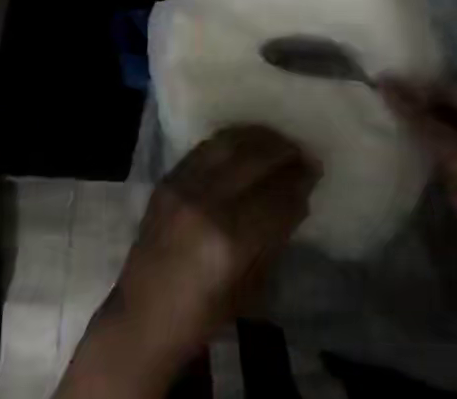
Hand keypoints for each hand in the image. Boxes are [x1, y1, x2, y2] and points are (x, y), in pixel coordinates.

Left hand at [56, 126, 315, 398]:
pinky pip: (205, 148)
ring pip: (229, 144)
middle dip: (285, 152)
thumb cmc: (201, 315)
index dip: (300, 181)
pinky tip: (247, 142)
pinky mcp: (167, 179)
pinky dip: (230, 140)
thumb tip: (298, 198)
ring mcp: (182, 186)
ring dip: (259, 138)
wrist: (141, 318)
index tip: (315, 170)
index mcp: (228, 240)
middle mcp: (205, 203)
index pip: (276, 197)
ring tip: (279, 141)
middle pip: (255, 160)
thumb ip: (275, 238)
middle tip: (304, 152)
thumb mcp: (250, 286)